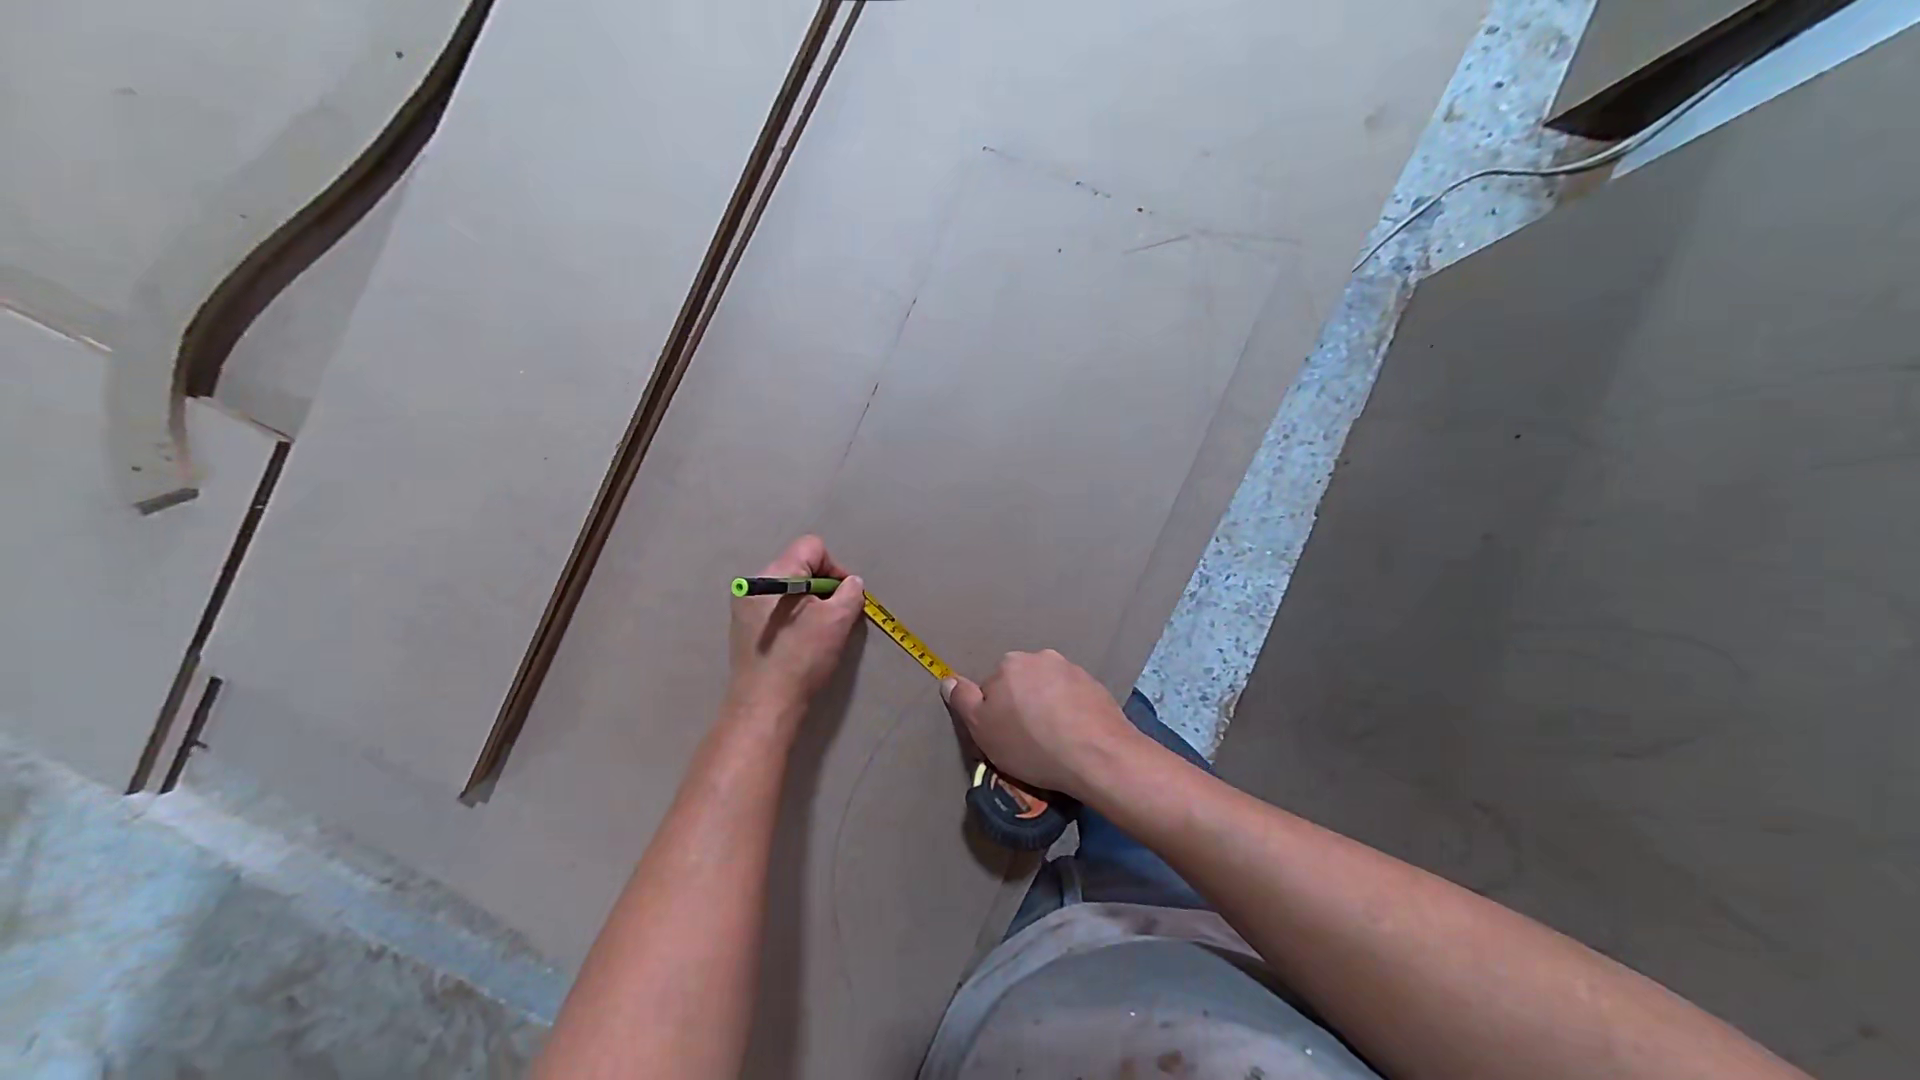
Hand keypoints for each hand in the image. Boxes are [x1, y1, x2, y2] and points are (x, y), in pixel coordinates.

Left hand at [726, 535, 864, 720]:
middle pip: (800, 566)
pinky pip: (777, 607)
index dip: (835, 568)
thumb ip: (850, 592)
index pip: (812, 547)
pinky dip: (795, 616)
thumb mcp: (837, 621)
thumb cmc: (803, 659)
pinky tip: (801, 642)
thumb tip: (851, 583)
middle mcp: (754, 584)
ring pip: (790, 589)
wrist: (766, 705)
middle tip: (836, 616)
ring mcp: (745, 606)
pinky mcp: (744, 627)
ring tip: (819, 631)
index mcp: (773, 575)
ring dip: (811, 603)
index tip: (845, 597)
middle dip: (823, 586)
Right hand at [939, 649, 1142, 798]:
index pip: (991, 688)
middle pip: (1021, 684)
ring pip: (1048, 689)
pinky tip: (1074, 737)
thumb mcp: (982, 729)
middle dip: (1022, 706)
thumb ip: (963, 700)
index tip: (1004, 737)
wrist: (1098, 755)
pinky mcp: (1096, 686)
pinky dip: (1070, 713)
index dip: (994, 715)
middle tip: (1028, 741)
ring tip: (1054, 742)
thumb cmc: (1032, 745)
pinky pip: (1073, 698)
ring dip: (1047, 708)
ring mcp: (1072, 670)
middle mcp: (1041, 658)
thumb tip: (948, 679)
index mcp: (1010, 664)